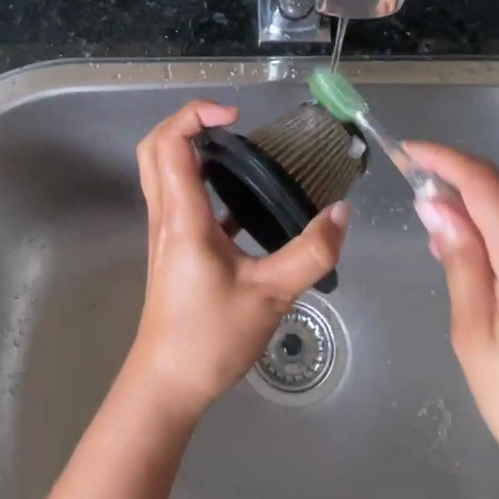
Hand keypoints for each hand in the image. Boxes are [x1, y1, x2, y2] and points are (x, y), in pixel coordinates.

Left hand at [125, 100, 351, 417]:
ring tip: (240, 152)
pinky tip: (242, 200)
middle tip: (232, 125)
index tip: (236, 116)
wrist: (168, 384)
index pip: (171, 143)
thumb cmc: (211, 338)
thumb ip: (310, 252)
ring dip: (192, 149)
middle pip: (156, 148)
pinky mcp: (175, 250)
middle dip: (187, 122)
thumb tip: (342, 212)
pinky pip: (180, 198)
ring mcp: (167, 233)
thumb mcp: (271, 295)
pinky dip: (201, 182)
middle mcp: (167, 216)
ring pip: (164, 171)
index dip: (196, 114)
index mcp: (183, 217)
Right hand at [407, 142, 498, 498]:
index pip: (485, 183)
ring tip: (441, 234)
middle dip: (460, 184)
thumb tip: (437, 207)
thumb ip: (461, 264)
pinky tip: (483, 261)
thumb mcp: (477, 339)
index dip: (444, 159)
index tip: (407, 153)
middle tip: (416, 200)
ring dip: (482, 209)